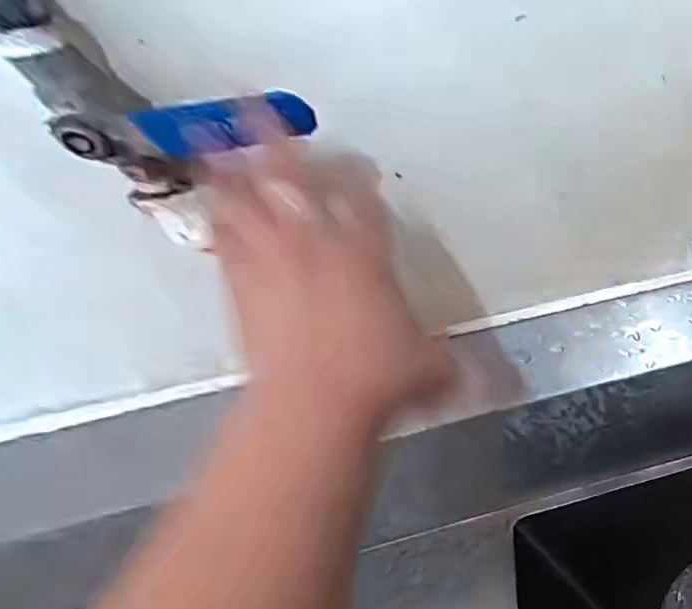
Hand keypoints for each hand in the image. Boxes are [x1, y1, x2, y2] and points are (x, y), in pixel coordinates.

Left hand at [203, 107, 454, 432]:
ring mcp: (275, 262)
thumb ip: (445, 352)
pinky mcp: (242, 284)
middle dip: (287, 145)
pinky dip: (221, 215)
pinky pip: (225, 235)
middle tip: (278, 120)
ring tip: (227, 139)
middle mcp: (319, 250)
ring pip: (251, 197)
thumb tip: (474, 362)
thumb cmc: (379, 383)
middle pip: (297, 180)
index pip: (365, 204)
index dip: (362, 180)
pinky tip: (218, 204)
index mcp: (369, 262)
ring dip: (239, 167)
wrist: (315, 404)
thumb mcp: (433, 368)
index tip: (362, 169)